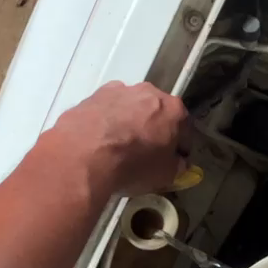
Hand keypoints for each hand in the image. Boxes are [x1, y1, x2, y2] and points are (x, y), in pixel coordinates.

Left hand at [41, 81, 187, 197]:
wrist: (83, 156)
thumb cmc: (132, 166)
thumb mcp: (164, 176)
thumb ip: (176, 166)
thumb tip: (177, 162)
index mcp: (173, 110)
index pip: (185, 129)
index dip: (180, 147)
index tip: (173, 160)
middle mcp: (149, 92)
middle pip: (156, 112)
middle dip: (154, 129)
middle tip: (145, 153)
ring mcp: (119, 91)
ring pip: (130, 108)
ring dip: (129, 123)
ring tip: (118, 148)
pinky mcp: (93, 95)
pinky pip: (106, 110)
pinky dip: (106, 122)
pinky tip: (98, 141)